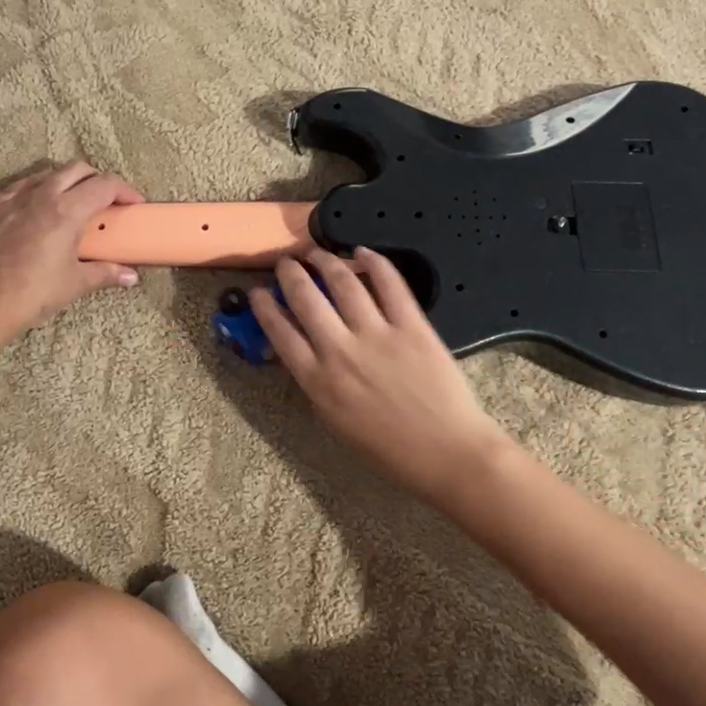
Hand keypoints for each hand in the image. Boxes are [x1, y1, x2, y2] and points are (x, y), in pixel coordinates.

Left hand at [0, 162, 142, 335]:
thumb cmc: (34, 294)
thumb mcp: (75, 283)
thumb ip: (106, 272)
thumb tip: (130, 276)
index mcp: (66, 211)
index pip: (104, 185)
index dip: (124, 190)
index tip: (133, 203)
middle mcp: (40, 196)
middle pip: (77, 170)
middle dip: (97, 179)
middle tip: (107, 200)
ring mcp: (12, 199)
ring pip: (47, 174)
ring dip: (67, 181)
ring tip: (74, 202)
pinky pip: (20, 187)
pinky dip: (37, 190)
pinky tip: (38, 210)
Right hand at [250, 247, 513, 505]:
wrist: (446, 453)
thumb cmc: (389, 449)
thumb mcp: (336, 422)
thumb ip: (318, 384)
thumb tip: (306, 351)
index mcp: (318, 382)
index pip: (280, 333)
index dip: (265, 307)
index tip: (258, 292)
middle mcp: (341, 352)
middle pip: (306, 299)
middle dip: (290, 274)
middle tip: (286, 263)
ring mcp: (377, 336)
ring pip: (343, 283)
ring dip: (325, 261)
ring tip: (317, 253)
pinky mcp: (412, 326)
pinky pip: (390, 284)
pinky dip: (374, 262)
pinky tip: (362, 253)